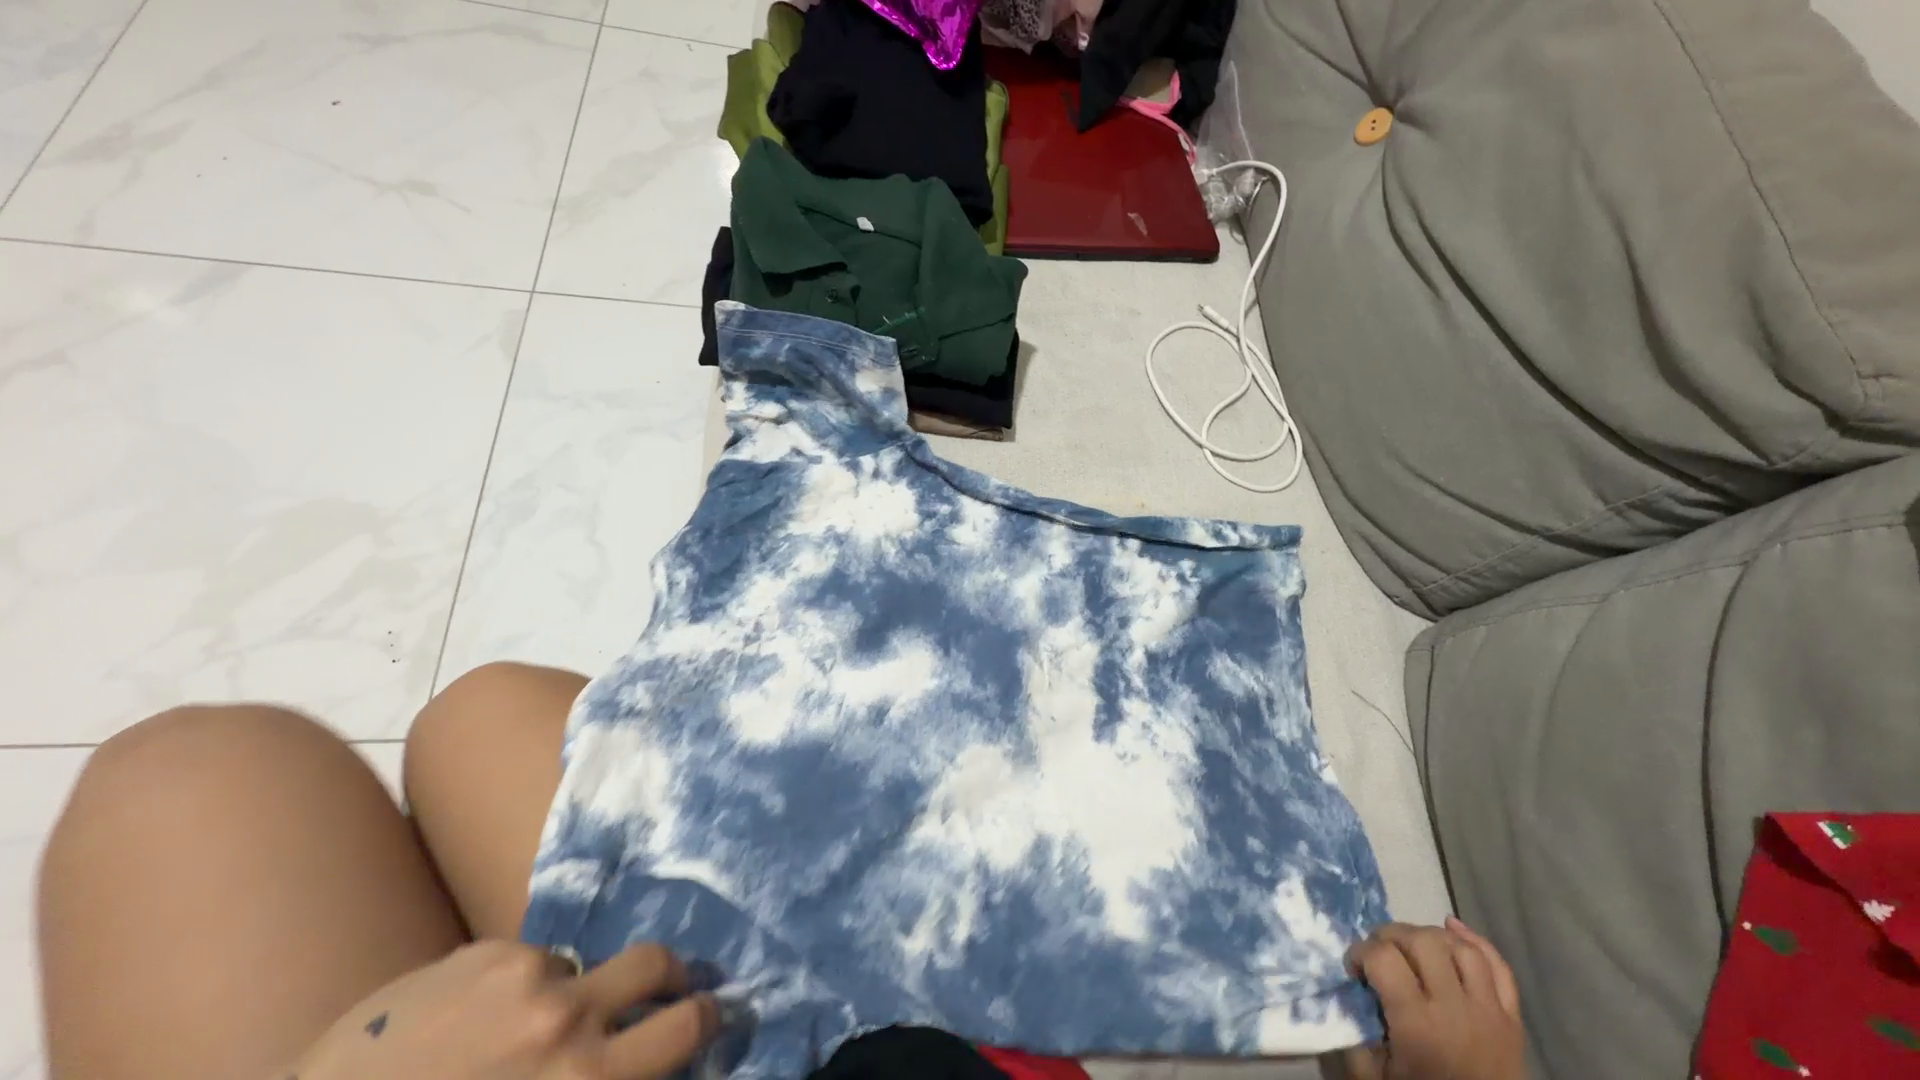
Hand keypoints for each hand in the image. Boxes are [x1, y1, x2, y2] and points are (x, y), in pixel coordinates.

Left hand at [290, 940, 719, 1079]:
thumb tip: (633, 1062)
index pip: (686, 1027)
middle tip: (671, 988)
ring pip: (587, 964)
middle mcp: (566, 1015)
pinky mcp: (482, 952)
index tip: (714, 1016)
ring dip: (578, 990)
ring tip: (529, 1026)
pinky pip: (532, 960)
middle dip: (675, 976)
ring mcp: (524, 974)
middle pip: (659, 964)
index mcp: (585, 1076)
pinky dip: (522, 986)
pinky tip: (478, 1017)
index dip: (712, 1018)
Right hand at [1341, 918, 1526, 1079]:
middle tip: (1379, 950)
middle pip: (1422, 941)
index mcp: (1417, 1023)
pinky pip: (1499, 967)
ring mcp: (1488, 1010)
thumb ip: (1355, 1040)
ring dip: (1430, 936)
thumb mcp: (1375, 1078)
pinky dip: (1476, 940)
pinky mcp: (1511, 1017)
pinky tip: (1453, 928)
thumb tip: (1345, 1002)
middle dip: (1391, 935)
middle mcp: (1454, 1007)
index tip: (1353, 968)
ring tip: (1412, 946)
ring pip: (1460, 947)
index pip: (1383, 958)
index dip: (1359, 952)